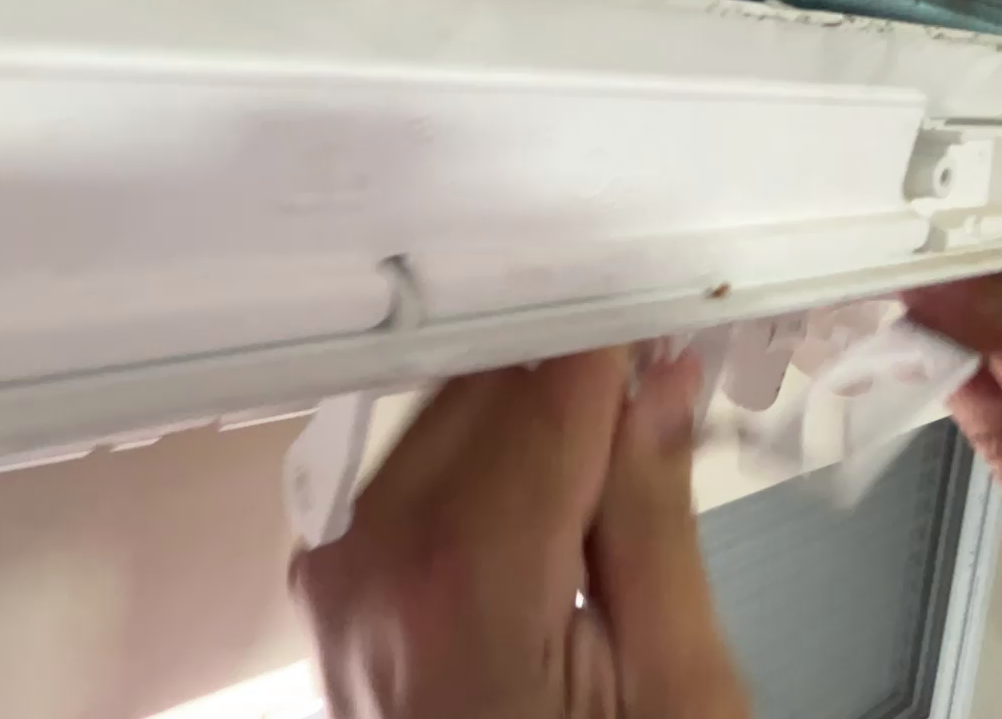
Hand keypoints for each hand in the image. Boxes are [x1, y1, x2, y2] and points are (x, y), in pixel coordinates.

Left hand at [291, 347, 748, 718]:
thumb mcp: (674, 690)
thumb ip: (653, 511)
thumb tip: (659, 377)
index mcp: (461, 581)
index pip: (542, 398)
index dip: (605, 348)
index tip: (651, 320)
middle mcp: (367, 553)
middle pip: (480, 394)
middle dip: (565, 377)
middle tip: (637, 385)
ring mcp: (332, 562)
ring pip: (438, 413)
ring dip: (518, 409)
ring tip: (591, 453)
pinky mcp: (328, 570)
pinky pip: (408, 460)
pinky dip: (473, 447)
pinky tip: (528, 485)